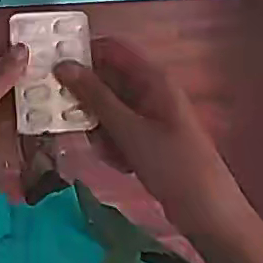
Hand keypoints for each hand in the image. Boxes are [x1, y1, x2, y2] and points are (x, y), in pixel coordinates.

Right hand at [54, 38, 253, 236]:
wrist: (209, 214)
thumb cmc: (173, 165)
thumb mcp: (128, 129)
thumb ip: (94, 96)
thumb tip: (62, 64)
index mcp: (152, 78)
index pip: (111, 48)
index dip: (83, 52)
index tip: (53, 67)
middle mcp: (150, 90)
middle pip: (106, 79)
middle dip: (85, 97)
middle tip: (63, 114)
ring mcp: (149, 114)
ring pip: (108, 107)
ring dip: (98, 126)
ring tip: (106, 150)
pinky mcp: (147, 137)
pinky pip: (116, 128)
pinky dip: (111, 142)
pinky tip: (119, 163)